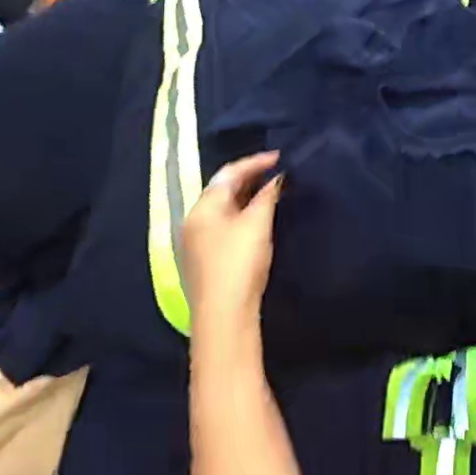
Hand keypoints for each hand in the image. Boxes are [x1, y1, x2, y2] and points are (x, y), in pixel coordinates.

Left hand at [181, 151, 283, 327]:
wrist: (224, 318)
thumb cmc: (239, 263)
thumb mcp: (257, 223)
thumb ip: (269, 195)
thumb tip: (279, 177)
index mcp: (203, 207)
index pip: (229, 172)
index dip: (256, 162)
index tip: (281, 156)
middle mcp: (194, 220)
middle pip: (223, 189)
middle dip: (251, 178)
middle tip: (278, 172)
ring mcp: (197, 242)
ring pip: (224, 208)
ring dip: (247, 197)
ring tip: (273, 191)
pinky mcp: (205, 260)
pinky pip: (224, 224)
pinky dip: (242, 214)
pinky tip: (258, 219)